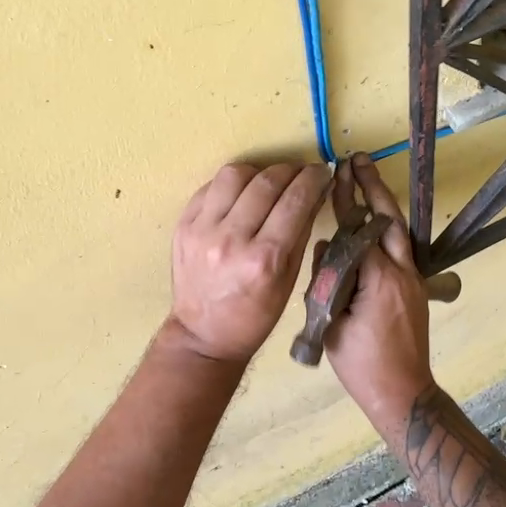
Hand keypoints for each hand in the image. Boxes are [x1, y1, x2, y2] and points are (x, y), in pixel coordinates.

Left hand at [166, 162, 329, 363]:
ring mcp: (203, 230)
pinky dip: (231, 185)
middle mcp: (232, 240)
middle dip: (290, 171)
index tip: (322, 172)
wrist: (203, 335)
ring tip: (267, 181)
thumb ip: (302, 231)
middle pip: (267, 182)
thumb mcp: (289, 280)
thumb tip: (315, 191)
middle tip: (299, 173)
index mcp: (264, 259)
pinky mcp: (183, 225)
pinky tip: (241, 194)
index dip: (313, 178)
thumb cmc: (255, 314)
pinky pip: (210, 186)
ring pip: (234, 174)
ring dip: (258, 172)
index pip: (295, 200)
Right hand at [324, 154, 434, 422]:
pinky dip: (386, 226)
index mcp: (379, 279)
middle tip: (359, 159)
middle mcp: (402, 271)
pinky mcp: (415, 287)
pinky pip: (400, 247)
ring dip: (382, 202)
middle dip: (372, 187)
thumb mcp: (332, 324)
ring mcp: (412, 278)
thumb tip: (325, 245)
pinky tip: (373, 219)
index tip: (336, 173)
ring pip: (399, 230)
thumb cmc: (362, 365)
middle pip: (388, 219)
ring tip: (367, 177)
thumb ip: (328, 282)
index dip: (346, 203)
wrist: (403, 393)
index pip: (359, 231)